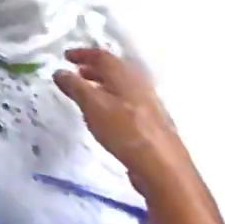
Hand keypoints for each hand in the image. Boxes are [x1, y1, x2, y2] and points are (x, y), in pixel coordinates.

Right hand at [54, 48, 196, 196]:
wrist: (164, 170)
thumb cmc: (124, 130)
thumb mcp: (91, 105)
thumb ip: (74, 86)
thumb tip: (59, 71)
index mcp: (124, 74)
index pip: (101, 55)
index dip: (82, 53)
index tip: (66, 56)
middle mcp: (139, 83)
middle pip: (114, 69)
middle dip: (93, 68)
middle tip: (76, 73)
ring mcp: (150, 104)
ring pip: (122, 86)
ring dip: (103, 84)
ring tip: (88, 93)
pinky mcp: (153, 123)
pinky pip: (128, 101)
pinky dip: (113, 99)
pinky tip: (106, 114)